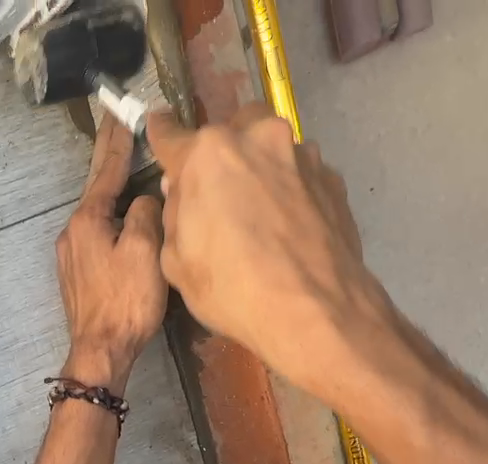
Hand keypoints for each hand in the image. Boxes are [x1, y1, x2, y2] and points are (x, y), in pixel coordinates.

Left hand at [55, 117, 166, 391]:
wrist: (101, 351)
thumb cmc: (126, 301)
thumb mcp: (146, 250)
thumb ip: (147, 212)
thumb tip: (145, 200)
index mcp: (88, 220)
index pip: (106, 168)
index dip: (118, 138)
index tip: (121, 109)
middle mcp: (73, 232)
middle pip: (98, 187)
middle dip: (112, 157)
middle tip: (120, 124)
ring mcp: (72, 255)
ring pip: (99, 212)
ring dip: (116, 190)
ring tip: (131, 168)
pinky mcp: (78, 275)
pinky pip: (99, 234)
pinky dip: (113, 218)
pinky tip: (125, 216)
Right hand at [146, 106, 391, 397]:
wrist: (312, 309)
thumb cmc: (229, 288)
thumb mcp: (175, 261)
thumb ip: (174, 215)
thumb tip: (181, 192)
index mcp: (208, 154)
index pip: (171, 135)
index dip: (159, 136)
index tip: (155, 130)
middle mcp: (257, 138)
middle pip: (230, 130)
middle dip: (218, 153)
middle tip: (213, 192)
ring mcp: (301, 154)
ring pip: (268, 150)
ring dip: (256, 172)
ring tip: (254, 217)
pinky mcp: (331, 177)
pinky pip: (296, 175)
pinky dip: (285, 192)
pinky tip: (282, 230)